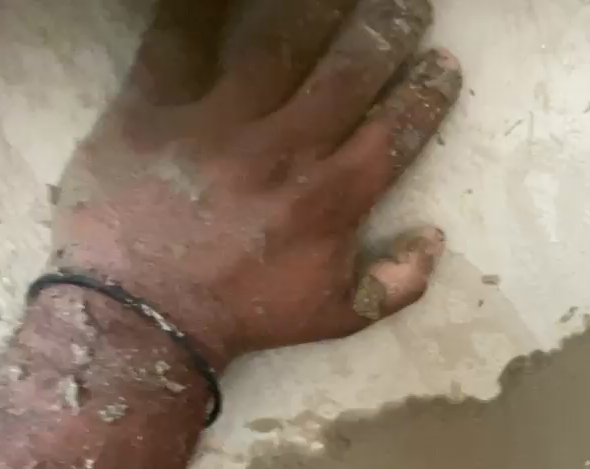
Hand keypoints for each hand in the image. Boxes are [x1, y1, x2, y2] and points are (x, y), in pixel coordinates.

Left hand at [52, 0, 461, 366]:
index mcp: (333, 199)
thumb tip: (434, 238)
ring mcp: (217, 120)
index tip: (444, 65)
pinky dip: (205, 6)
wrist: (146, 309)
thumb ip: (399, 283)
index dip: (424, 96)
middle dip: (385, 34)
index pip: (393, 133)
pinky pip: (178, 36)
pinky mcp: (152, 103)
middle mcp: (285, 148)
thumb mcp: (344, 316)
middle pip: (346, 75)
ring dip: (318, 7)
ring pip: (276, 44)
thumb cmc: (253, 312)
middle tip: (410, 4)